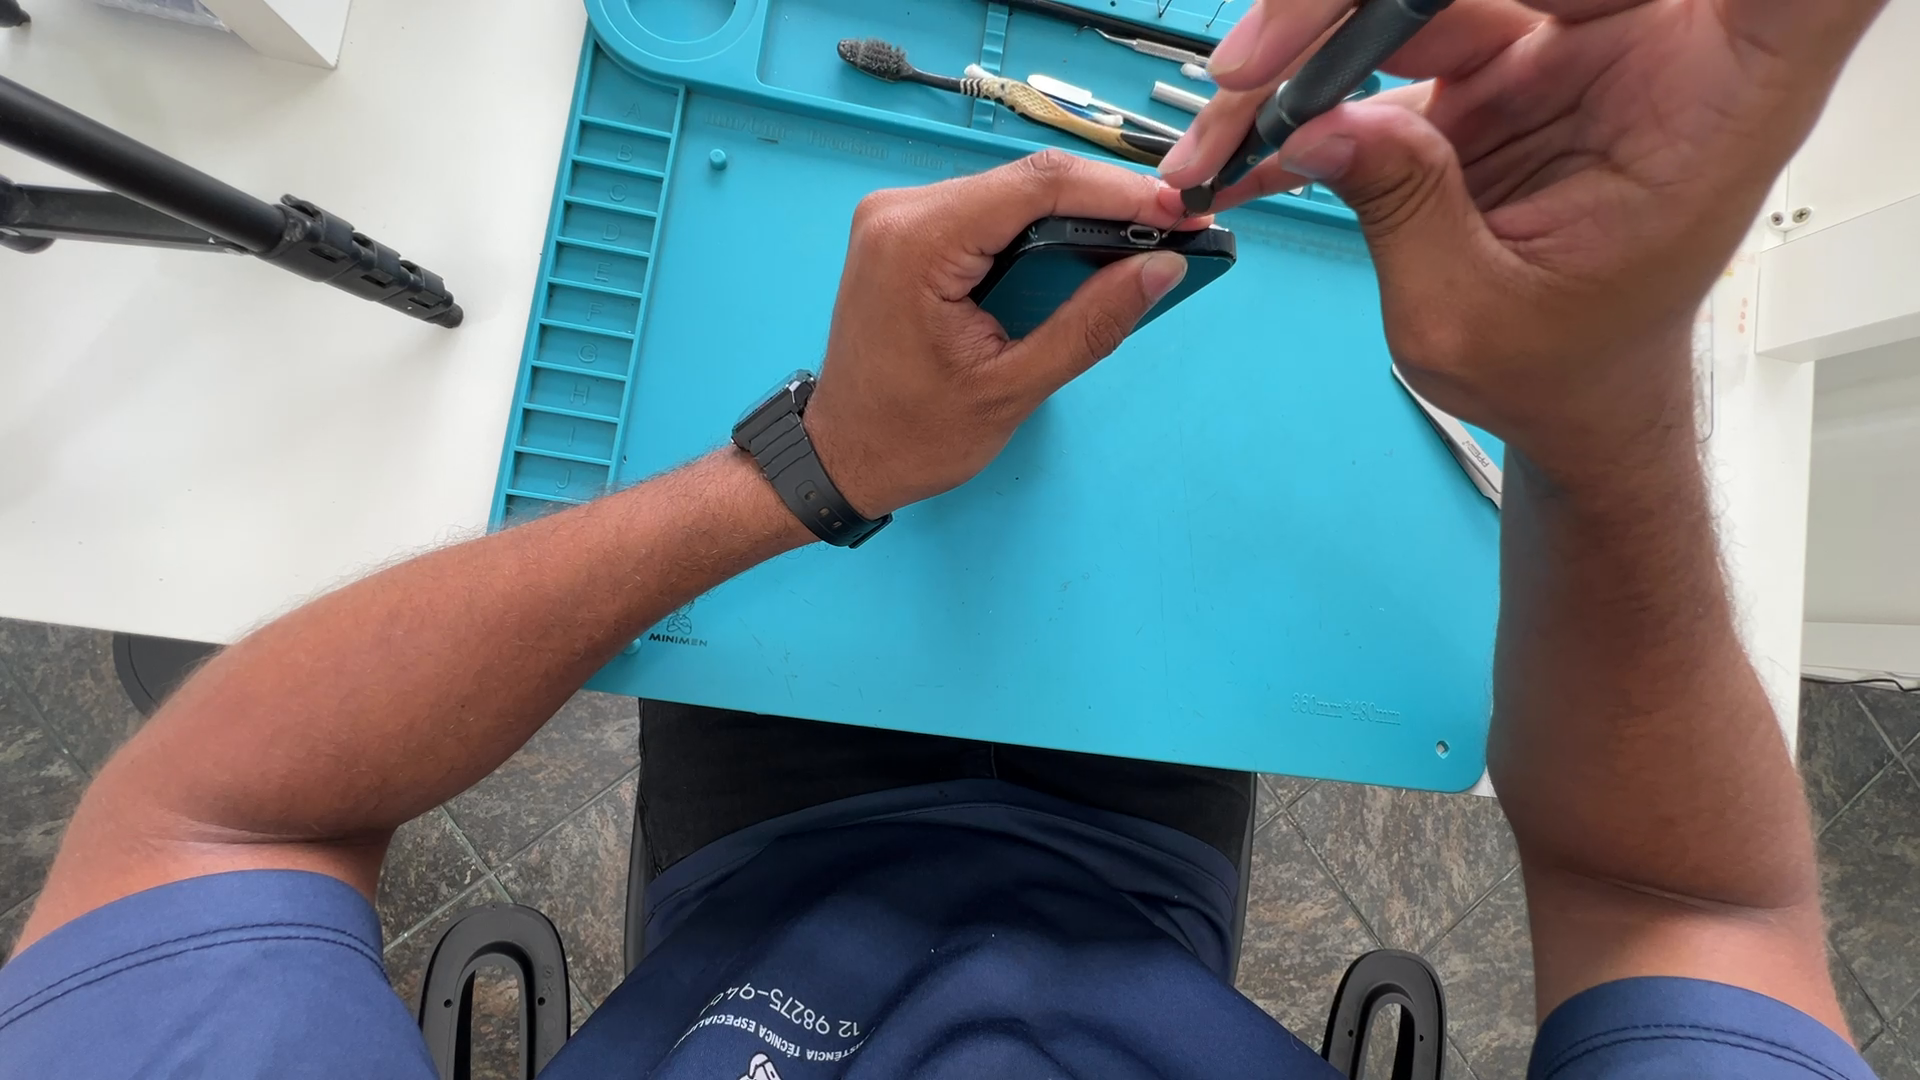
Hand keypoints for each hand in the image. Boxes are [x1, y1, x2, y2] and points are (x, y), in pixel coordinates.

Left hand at [803, 150, 1195, 516]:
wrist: (842, 457)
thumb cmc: (915, 438)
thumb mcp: (1012, 389)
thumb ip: (1089, 326)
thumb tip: (1160, 269)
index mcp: (917, 243)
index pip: (1037, 186)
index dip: (1119, 194)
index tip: (1180, 214)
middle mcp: (899, 211)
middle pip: (1023, 185)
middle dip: (1102, 208)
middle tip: (1168, 237)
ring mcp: (896, 220)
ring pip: (1007, 198)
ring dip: (1072, 223)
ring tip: (1133, 253)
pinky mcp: (903, 238)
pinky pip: (984, 220)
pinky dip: (1034, 239)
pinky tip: (1075, 265)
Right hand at [1157, 0, 1879, 484]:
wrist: (1556, 391)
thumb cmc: (1552, 367)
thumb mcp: (1465, 309)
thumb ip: (1405, 206)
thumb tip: (1317, 126)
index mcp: (1711, 76)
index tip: (1477, 13)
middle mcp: (1639, 34)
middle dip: (1352, 7)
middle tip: (1246, 71)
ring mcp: (1547, 51)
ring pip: (1413, 7)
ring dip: (1300, 67)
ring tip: (1212, 144)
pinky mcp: (1476, 82)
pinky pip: (1379, 71)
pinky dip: (1302, 113)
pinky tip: (1240, 159)